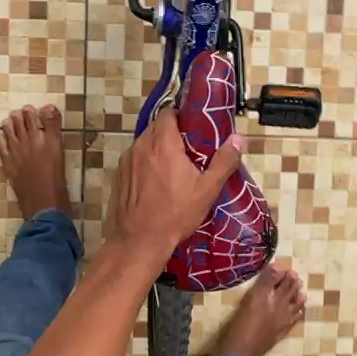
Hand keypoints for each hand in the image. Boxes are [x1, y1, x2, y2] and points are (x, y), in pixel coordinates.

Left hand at [104, 110, 245, 271]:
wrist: (138, 242)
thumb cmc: (175, 214)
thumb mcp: (206, 190)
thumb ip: (224, 162)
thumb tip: (239, 139)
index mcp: (163, 144)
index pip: (168, 113)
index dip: (182, 117)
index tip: (194, 130)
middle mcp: (141, 146)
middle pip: (157, 128)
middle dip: (172, 135)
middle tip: (189, 152)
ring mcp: (126, 161)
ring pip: (145, 144)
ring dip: (158, 150)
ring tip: (173, 169)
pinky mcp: (118, 176)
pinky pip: (134, 160)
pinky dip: (145, 164)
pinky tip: (155, 184)